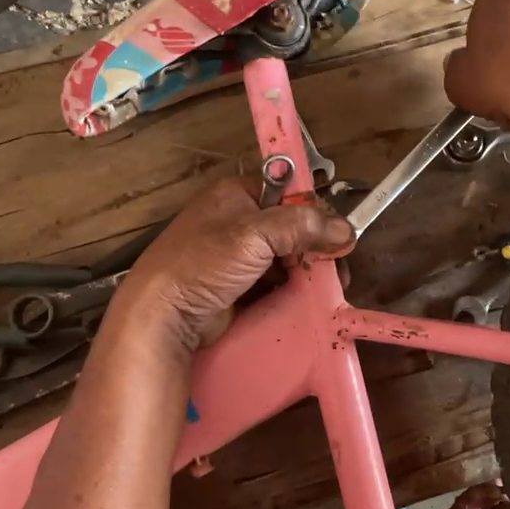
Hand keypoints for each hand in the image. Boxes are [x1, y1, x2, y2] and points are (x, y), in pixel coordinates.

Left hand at [107, 177, 353, 352]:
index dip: (314, 213)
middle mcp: (238, 221)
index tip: (338, 236)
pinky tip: (309, 300)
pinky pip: (276, 283)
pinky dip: (293, 290)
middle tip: (335, 269)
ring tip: (329, 287)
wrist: (164, 315)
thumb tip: (346, 230)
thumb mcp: (254, 234)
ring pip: (287, 258)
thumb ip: (302, 227)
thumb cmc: (202, 263)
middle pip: (291, 228)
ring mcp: (238, 257)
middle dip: (316, 247)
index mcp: (236, 195)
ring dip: (308, 272)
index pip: (289, 193)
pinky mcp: (239, 287)